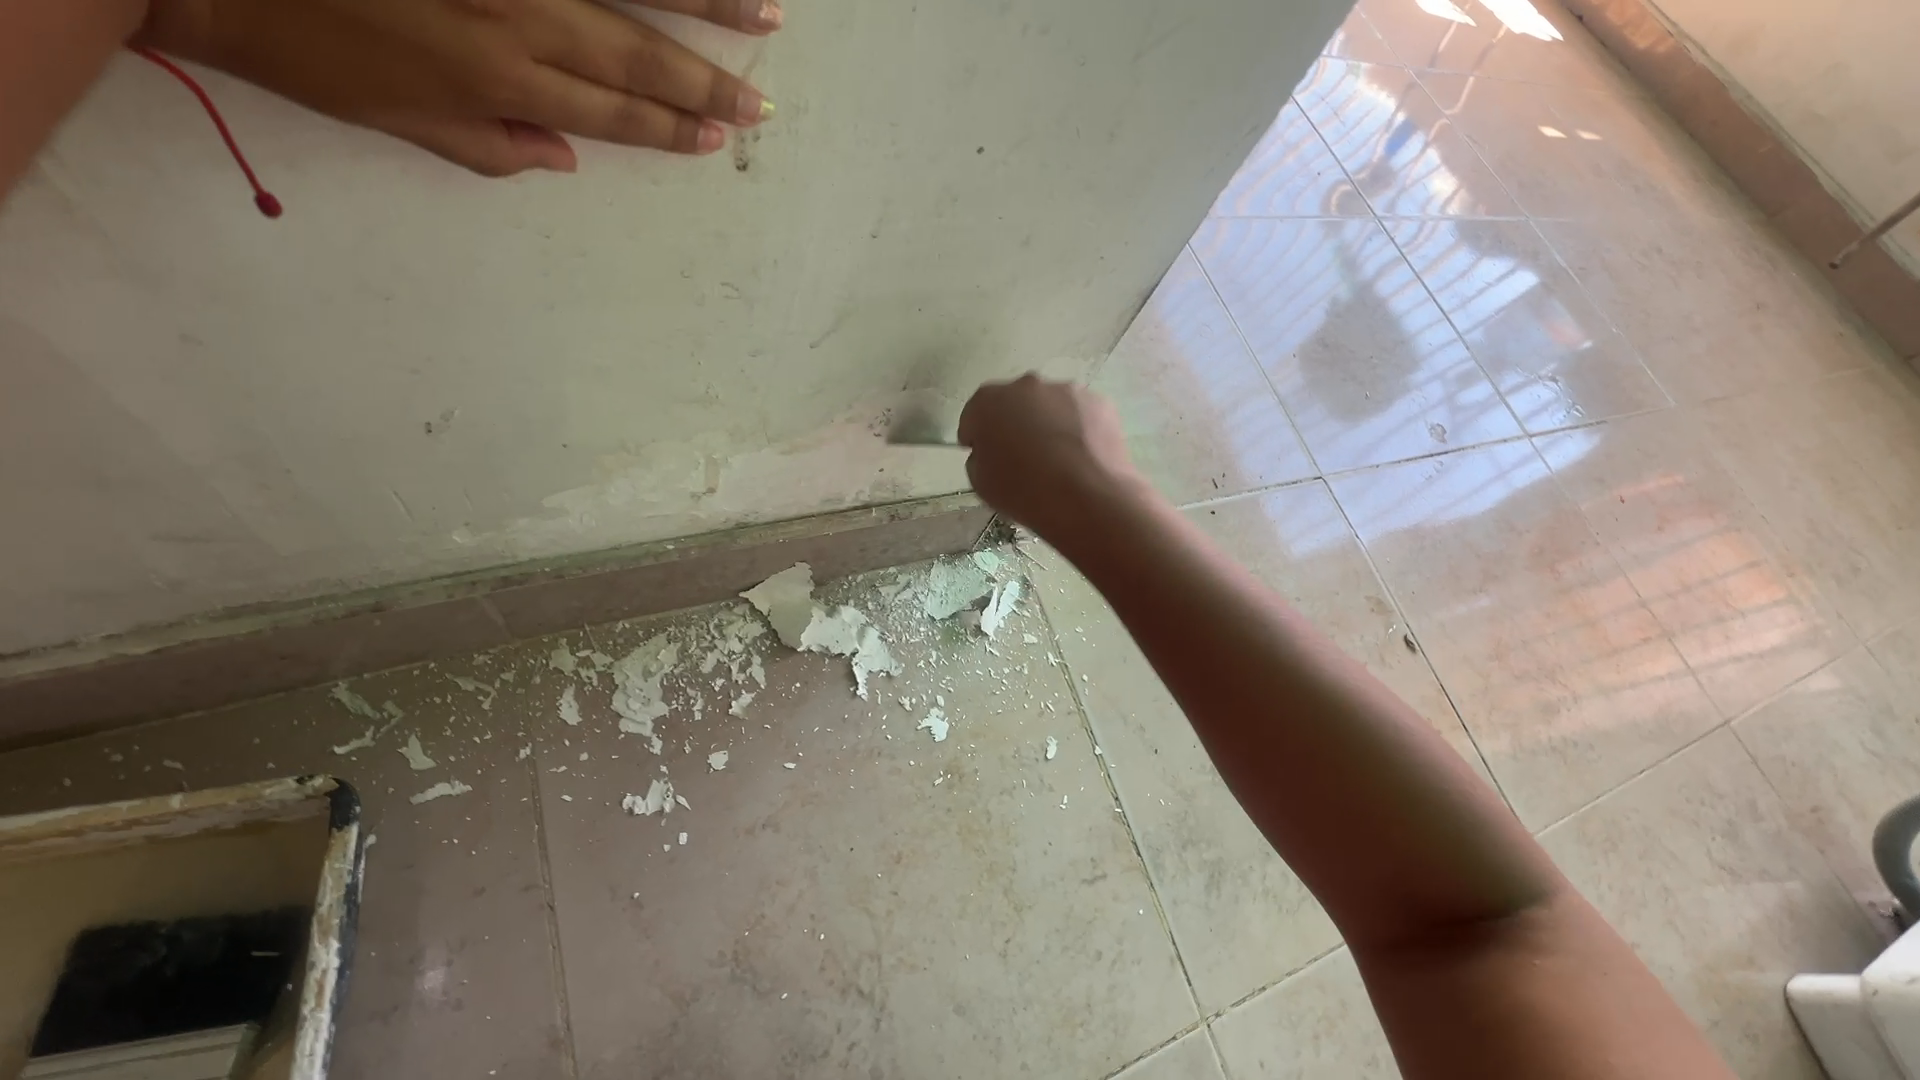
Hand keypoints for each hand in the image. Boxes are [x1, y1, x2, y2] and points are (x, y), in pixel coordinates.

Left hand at [136, 0, 780, 176]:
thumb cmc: (292, 38)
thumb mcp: (388, 116)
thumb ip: (485, 142)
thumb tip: (567, 160)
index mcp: (500, 82)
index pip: (612, 113)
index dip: (670, 128)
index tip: (717, 138)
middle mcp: (521, 20)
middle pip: (638, 56)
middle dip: (707, 84)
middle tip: (764, 103)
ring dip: (705, 2)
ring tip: (766, 11)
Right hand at [956, 374, 1145, 533]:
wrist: (1086, 497)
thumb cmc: (1023, 491)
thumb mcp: (981, 482)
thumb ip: (980, 456)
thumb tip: (994, 450)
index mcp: (988, 401)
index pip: (974, 416)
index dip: (977, 438)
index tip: (985, 458)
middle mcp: (1025, 385)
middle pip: (1014, 404)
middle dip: (1014, 425)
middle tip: (1022, 458)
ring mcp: (1066, 390)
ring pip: (1050, 406)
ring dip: (1048, 424)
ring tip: (1057, 460)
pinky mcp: (1099, 402)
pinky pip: (1080, 415)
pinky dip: (1078, 430)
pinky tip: (1081, 458)